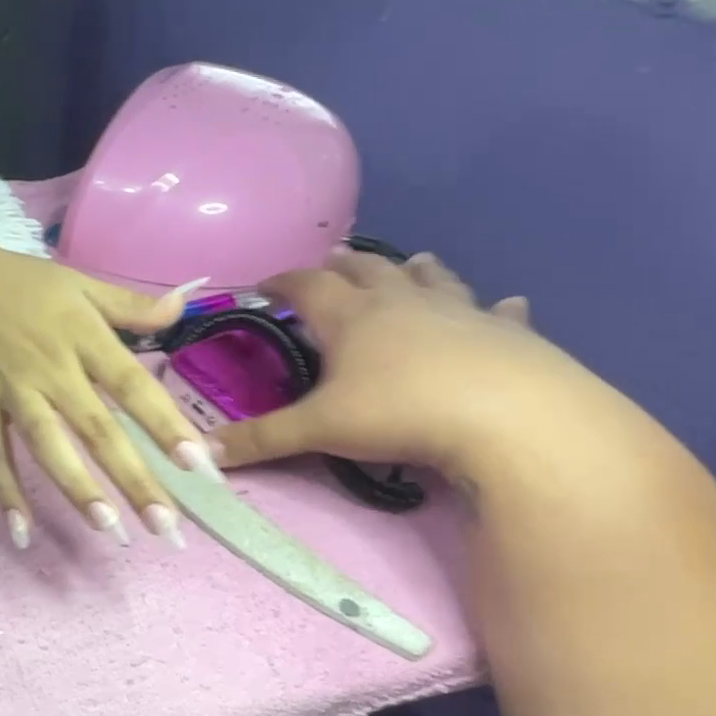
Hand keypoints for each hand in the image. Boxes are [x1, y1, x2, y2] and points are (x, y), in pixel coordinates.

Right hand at [0, 242, 217, 548]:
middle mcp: (51, 370)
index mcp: (83, 337)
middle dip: (133, 478)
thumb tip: (182, 310)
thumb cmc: (15, 281)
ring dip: (77, 489)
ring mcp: (11, 392)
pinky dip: (5, 491)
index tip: (199, 466)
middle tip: (166, 525)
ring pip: (47, 446)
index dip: (167, 426)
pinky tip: (21, 531)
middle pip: (97, 429)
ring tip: (108, 529)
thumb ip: (129, 303)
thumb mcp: (78, 281)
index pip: (134, 386)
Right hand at [213, 250, 588, 473]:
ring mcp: (461, 313)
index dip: (283, 282)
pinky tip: (504, 305)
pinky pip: (498, 312)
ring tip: (411, 262)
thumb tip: (201, 453)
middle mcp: (403, 304)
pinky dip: (493, 308)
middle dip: (344, 265)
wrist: (514, 420)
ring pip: (432, 280)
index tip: (264, 284)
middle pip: (368, 270)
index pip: (307, 287)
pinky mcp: (509, 334)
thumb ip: (259, 440)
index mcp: (351, 318)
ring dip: (415, 270)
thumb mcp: (316, 431)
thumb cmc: (400, 414)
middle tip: (330, 262)